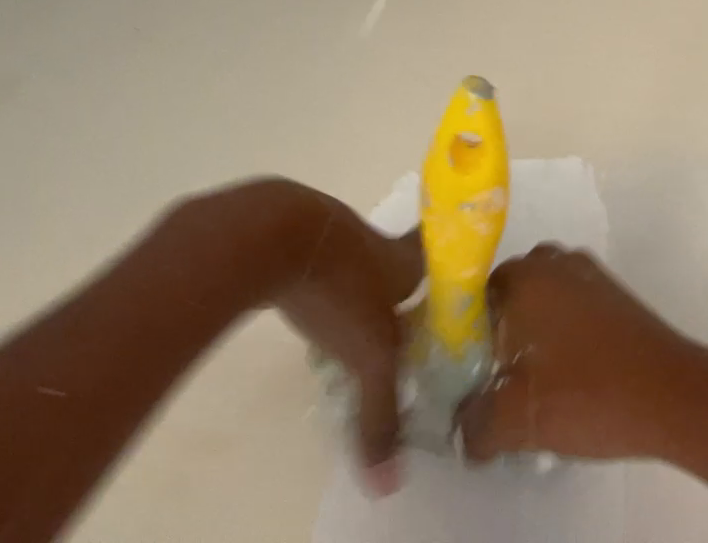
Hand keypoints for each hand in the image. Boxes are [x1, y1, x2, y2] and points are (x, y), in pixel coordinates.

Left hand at [186, 178, 422, 490]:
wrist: (269, 232)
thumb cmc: (336, 288)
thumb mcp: (367, 358)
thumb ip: (380, 414)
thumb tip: (388, 482)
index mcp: (398, 259)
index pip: (429, 258)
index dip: (437, 269)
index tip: (438, 284)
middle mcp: (367, 237)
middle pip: (386, 257)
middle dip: (386, 283)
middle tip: (386, 313)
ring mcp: (322, 225)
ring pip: (342, 253)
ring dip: (343, 277)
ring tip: (339, 313)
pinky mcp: (281, 226)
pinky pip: (302, 252)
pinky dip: (302, 273)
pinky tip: (293, 297)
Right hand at [455, 244, 707, 464]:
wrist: (677, 397)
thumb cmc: (590, 393)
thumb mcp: (519, 419)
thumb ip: (475, 424)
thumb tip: (461, 429)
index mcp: (524, 276)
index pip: (470, 294)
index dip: (462, 333)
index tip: (465, 368)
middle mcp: (554, 262)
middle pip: (507, 293)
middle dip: (498, 330)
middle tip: (496, 375)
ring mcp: (589, 274)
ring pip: (542, 298)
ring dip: (532, 330)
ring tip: (532, 377)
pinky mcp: (616, 295)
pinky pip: (571, 305)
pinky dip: (562, 331)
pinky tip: (568, 371)